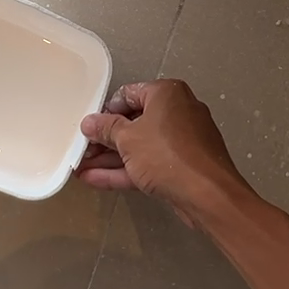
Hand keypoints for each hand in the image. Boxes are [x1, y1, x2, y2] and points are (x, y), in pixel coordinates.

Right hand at [77, 79, 252, 225]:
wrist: (207, 195)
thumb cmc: (166, 154)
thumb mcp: (127, 138)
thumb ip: (106, 129)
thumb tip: (90, 123)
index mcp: (167, 94)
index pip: (129, 95)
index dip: (106, 111)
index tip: (89, 126)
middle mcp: (177, 111)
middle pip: (133, 122)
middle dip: (105, 139)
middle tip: (81, 149)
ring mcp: (180, 141)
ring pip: (139, 146)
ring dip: (110, 158)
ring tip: (80, 167)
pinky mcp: (181, 166)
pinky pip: (148, 163)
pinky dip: (124, 170)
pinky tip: (95, 179)